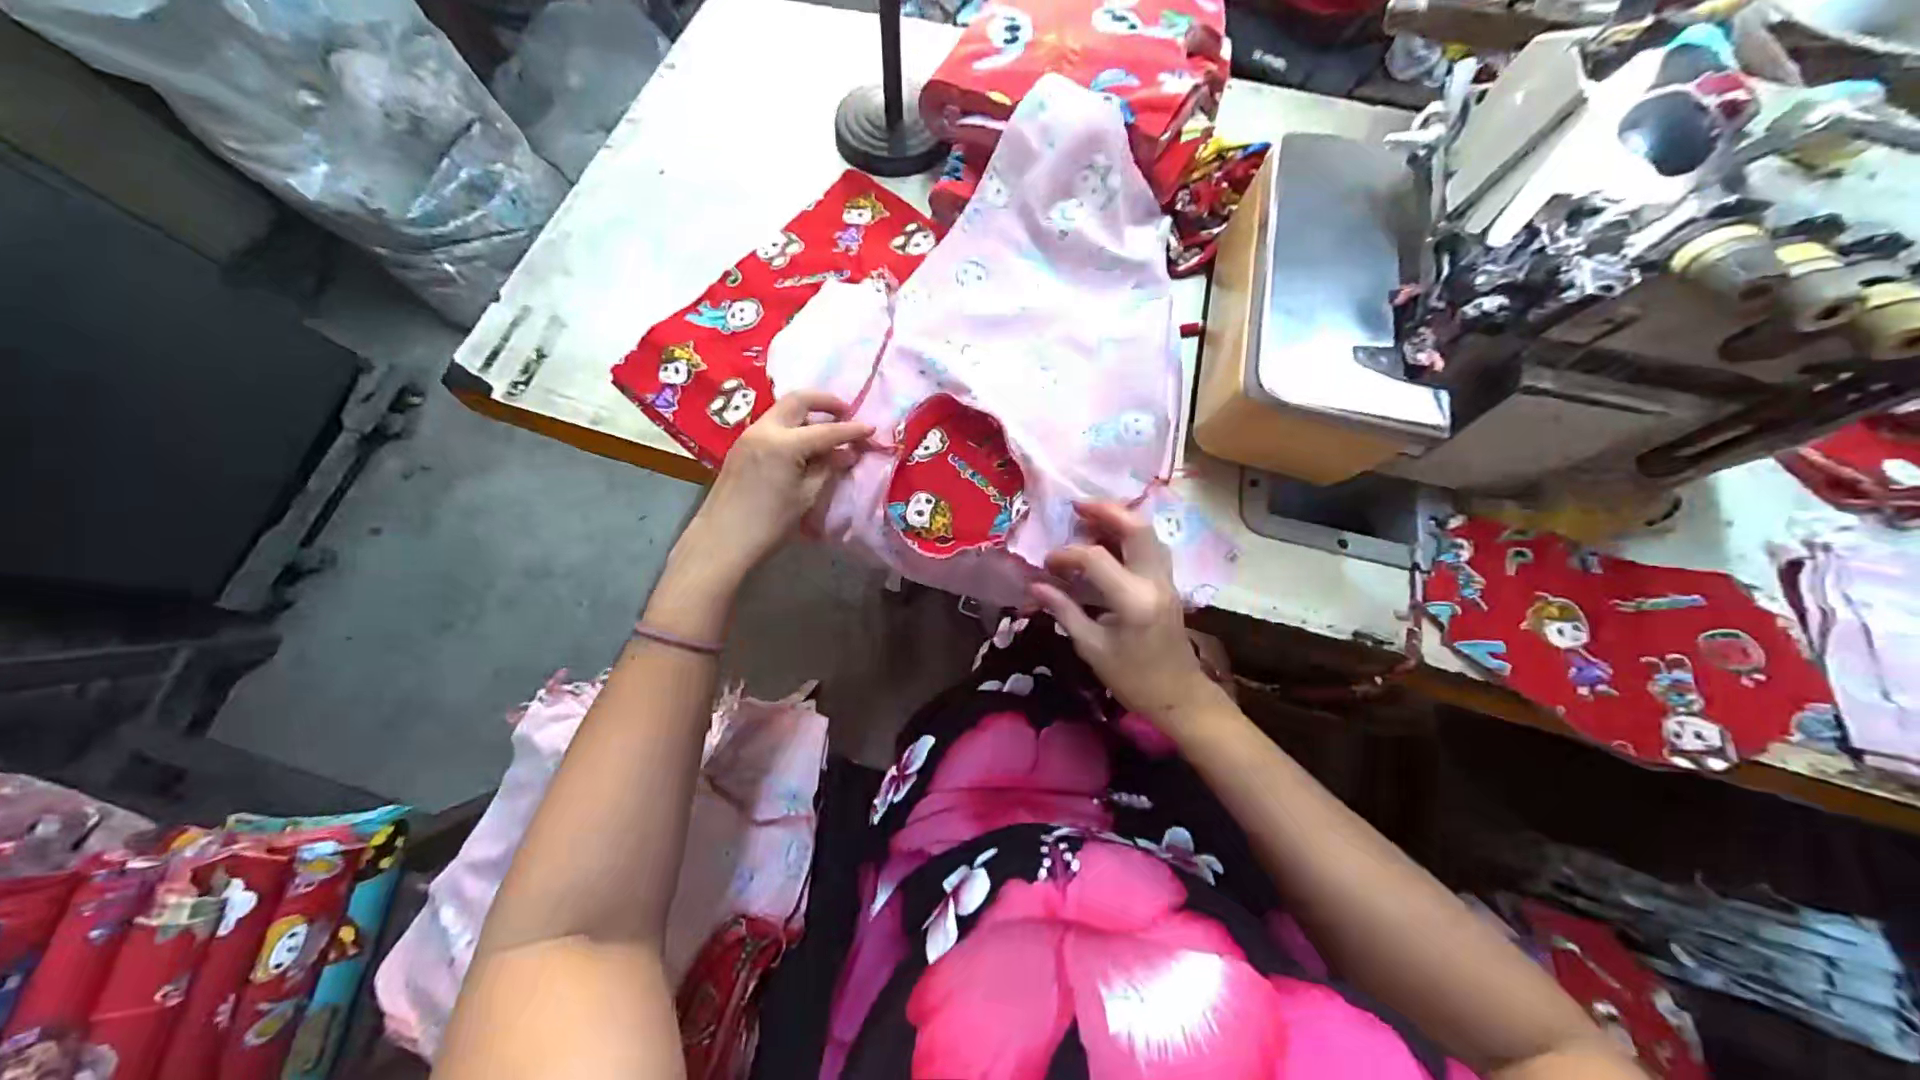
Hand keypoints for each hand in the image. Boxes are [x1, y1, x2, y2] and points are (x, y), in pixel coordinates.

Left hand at [675, 390, 871, 587]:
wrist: (722, 540)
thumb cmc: (769, 524)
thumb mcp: (806, 497)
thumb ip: (828, 468)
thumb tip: (848, 453)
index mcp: (784, 443)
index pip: (827, 430)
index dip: (852, 430)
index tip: (872, 428)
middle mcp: (765, 430)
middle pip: (798, 400)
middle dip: (825, 402)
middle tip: (847, 413)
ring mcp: (749, 435)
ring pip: (783, 410)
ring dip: (807, 413)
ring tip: (827, 429)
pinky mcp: (741, 446)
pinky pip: (772, 424)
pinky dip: (792, 425)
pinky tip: (804, 443)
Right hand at [1029, 502, 1228, 738]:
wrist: (1179, 696)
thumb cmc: (1132, 678)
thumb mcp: (1092, 648)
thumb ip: (1065, 611)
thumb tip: (1036, 586)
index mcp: (1134, 600)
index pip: (1096, 558)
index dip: (1067, 555)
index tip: (1047, 565)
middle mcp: (1155, 581)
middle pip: (1136, 528)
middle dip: (1106, 511)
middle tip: (1076, 506)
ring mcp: (1167, 580)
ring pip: (1149, 533)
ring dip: (1120, 519)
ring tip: (1090, 518)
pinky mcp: (1169, 584)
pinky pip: (1152, 547)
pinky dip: (1130, 535)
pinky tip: (1109, 539)